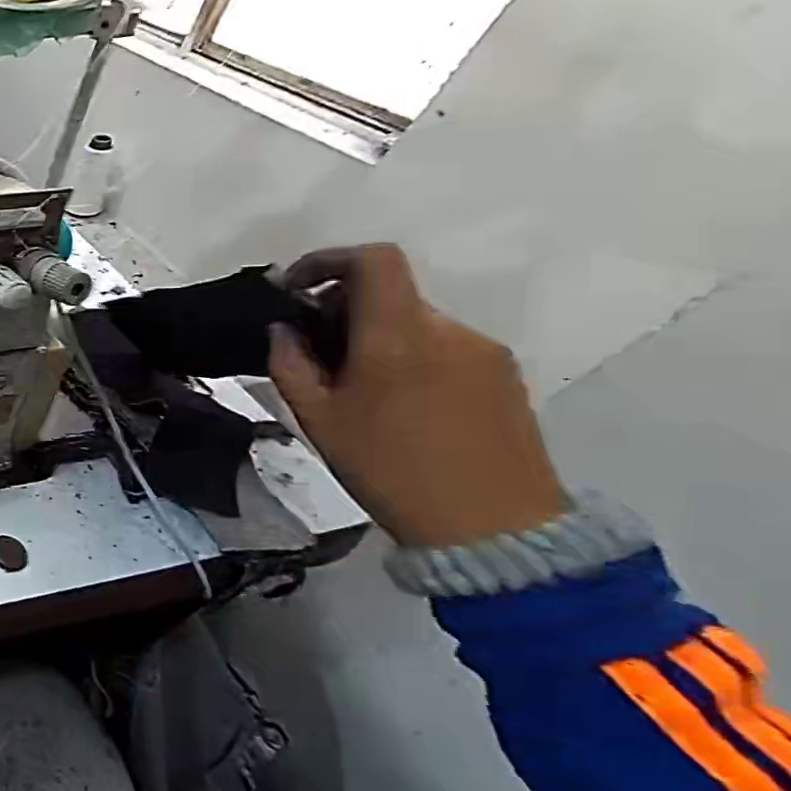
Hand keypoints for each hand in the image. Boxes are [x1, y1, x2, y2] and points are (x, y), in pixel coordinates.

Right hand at [267, 244, 566, 548]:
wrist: (492, 530)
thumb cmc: (390, 472)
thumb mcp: (319, 423)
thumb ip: (291, 365)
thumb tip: (284, 330)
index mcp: (397, 335)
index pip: (372, 260)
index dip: (328, 259)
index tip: (297, 287)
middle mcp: (446, 329)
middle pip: (389, 294)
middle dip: (345, 311)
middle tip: (320, 355)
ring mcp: (483, 350)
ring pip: (415, 324)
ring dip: (380, 339)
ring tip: (363, 393)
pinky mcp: (506, 376)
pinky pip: (446, 349)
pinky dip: (413, 359)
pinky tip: (405, 409)